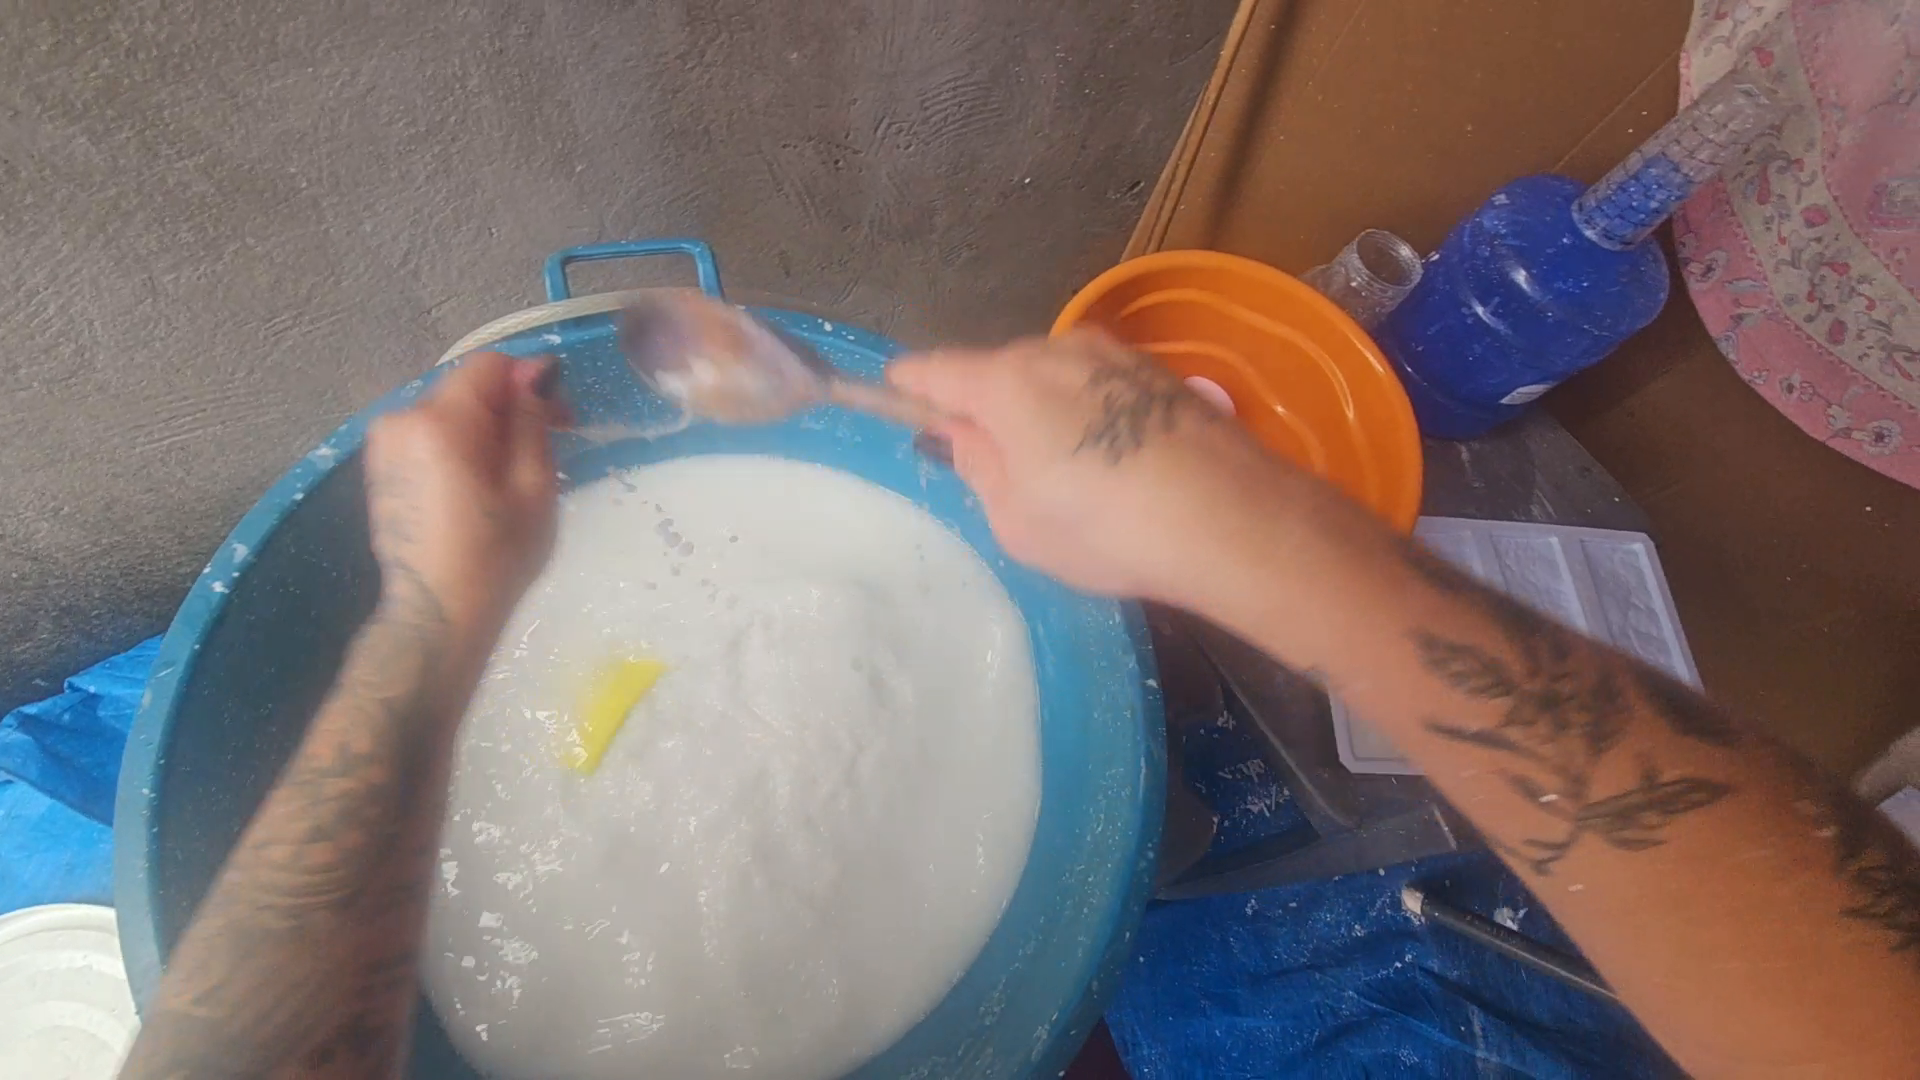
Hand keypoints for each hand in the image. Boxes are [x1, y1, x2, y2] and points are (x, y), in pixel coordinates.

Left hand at [362, 352, 567, 630]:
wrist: (439, 610)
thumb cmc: (498, 552)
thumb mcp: (533, 485)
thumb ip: (531, 421)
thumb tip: (536, 374)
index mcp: (439, 422)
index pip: (488, 366)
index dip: (531, 378)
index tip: (563, 413)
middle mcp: (399, 419)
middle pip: (468, 386)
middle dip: (513, 404)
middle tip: (553, 440)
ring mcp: (383, 442)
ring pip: (451, 409)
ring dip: (490, 424)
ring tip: (519, 467)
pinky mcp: (381, 464)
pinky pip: (431, 431)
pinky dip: (465, 440)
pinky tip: (486, 478)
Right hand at [889, 330, 1316, 603]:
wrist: (1230, 520)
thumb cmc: (1103, 529)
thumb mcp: (1016, 519)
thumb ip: (976, 466)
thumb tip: (962, 434)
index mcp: (1007, 382)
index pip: (936, 369)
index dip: (909, 384)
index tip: (895, 393)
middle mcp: (1057, 349)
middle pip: (995, 372)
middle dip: (982, 407)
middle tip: (988, 462)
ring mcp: (1113, 355)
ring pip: (1048, 377)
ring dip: (1035, 410)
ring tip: (1058, 471)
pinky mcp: (1155, 373)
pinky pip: (1093, 385)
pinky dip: (1080, 412)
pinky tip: (1106, 461)